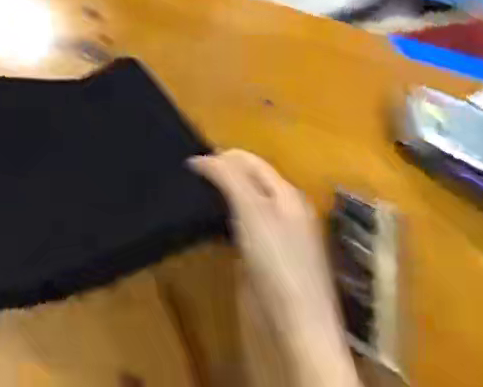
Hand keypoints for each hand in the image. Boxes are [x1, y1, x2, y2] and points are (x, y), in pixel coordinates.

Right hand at [190, 151, 358, 386]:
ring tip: (189, 196)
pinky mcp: (263, 260)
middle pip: (246, 179)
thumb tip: (198, 158)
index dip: (219, 155)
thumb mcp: (251, 209)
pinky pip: (237, 227)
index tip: (186, 162)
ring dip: (217, 196)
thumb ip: (227, 177)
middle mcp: (284, 211)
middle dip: (217, 173)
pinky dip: (219, 220)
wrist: (297, 327)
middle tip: (184, 177)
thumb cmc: (277, 262)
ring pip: (240, 203)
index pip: (249, 160)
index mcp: (287, 194)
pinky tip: (204, 226)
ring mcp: (275, 237)